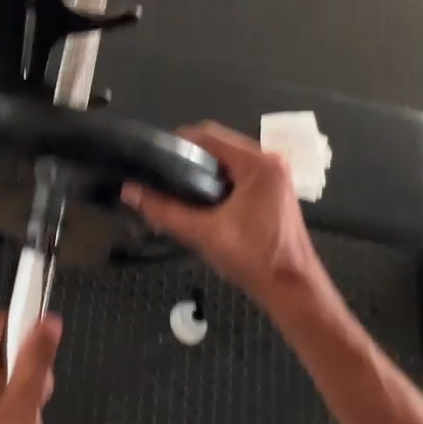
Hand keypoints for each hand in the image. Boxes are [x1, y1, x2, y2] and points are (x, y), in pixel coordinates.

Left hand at [0, 310, 61, 423]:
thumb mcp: (23, 403)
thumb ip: (37, 359)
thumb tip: (49, 318)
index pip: (5, 320)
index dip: (29, 333)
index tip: (44, 363)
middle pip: (7, 359)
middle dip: (30, 384)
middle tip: (36, 412)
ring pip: (2, 392)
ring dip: (22, 415)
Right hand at [123, 122, 331, 317]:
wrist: (292, 288)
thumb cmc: (253, 258)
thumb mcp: (203, 233)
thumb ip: (165, 210)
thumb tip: (130, 191)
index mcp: (258, 163)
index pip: (208, 135)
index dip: (176, 143)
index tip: (153, 158)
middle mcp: (269, 160)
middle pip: (218, 145)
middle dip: (188, 158)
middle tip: (161, 176)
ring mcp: (274, 174)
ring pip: (227, 160)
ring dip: (202, 170)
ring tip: (175, 188)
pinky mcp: (273, 189)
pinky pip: (238, 173)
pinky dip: (217, 180)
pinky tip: (199, 200)